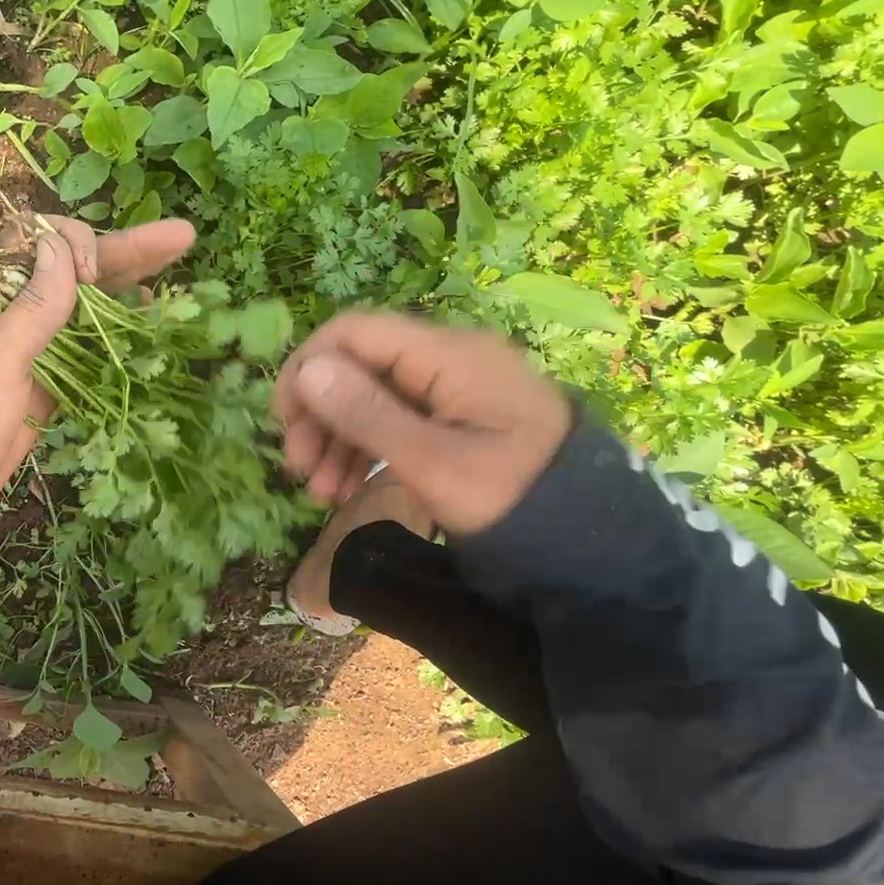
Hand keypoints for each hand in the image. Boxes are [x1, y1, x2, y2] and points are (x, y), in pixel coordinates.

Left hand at [0, 217, 195, 519]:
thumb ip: (33, 307)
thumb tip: (57, 243)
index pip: (36, 240)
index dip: (71, 243)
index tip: (91, 274)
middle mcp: (19, 310)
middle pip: (76, 267)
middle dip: (126, 249)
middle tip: (181, 236)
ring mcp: (40, 343)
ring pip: (91, 302)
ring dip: (131, 281)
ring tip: (179, 260)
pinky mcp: (56, 375)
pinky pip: (93, 342)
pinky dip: (122, 327)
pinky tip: (153, 314)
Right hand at [272, 311, 571, 535]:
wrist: (599, 552)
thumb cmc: (516, 501)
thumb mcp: (434, 463)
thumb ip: (367, 413)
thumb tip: (306, 370)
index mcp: (448, 356)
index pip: (352, 332)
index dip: (307, 367)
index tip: (284, 420)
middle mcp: (447, 361)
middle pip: (356, 367)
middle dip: (318, 414)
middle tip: (298, 469)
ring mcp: (452, 390)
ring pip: (368, 397)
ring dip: (335, 439)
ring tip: (319, 492)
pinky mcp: (454, 419)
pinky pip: (393, 420)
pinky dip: (362, 450)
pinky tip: (345, 488)